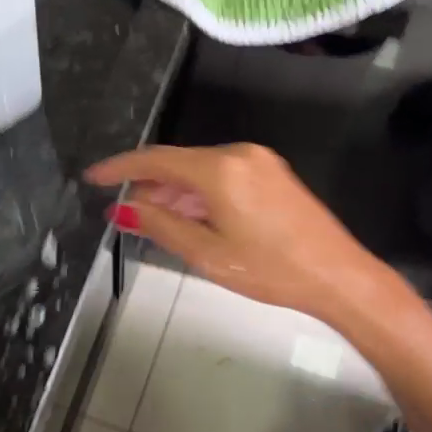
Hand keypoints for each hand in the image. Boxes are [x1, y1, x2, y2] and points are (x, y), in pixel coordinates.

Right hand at [84, 143, 408, 324]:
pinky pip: (221, 177)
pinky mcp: (272, 175)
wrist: (338, 277)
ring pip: (200, 171)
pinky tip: (187, 219)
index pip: (156, 159)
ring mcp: (259, 163)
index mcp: (220, 169)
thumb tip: (123, 209)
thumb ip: (160, 225)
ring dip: (173, 193)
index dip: (120, 168)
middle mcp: (239, 154)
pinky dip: (198, 195)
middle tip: (121, 213)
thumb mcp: (206, 253)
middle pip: (178, 163)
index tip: (93, 177)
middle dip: (147, 186)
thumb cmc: (270, 269)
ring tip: (150, 221)